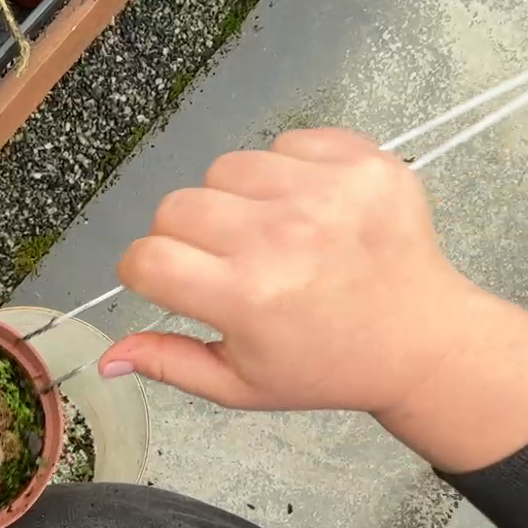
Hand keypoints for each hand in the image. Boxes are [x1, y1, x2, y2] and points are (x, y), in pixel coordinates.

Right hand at [97, 128, 527, 470]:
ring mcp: (325, 192)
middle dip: (182, 238)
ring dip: (229, 202)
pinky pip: (283, 142)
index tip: (166, 282)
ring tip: (266, 237)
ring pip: (223, 167)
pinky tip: (304, 212)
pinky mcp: (361, 161)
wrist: (420, 340)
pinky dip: (281, 173)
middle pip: (175, 206)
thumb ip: (167, 364)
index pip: (147, 258)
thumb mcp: (237, 385)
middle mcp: (281, 237)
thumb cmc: (321, 369)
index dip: (143, 271)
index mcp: (246, 298)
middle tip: (222, 265)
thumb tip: (107, 359)